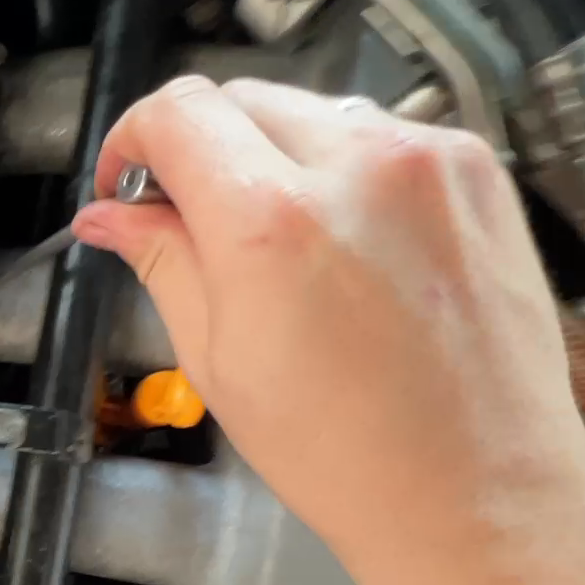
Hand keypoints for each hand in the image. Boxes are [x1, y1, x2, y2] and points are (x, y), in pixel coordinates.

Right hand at [73, 77, 584, 567]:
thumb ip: (160, 262)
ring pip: (302, 110)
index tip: (123, 182)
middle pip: (237, 99)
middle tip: (172, 216)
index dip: (130, 141)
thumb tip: (112, 219)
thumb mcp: (212, 358)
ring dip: (254, 157)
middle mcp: (360, 169)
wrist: (469, 484)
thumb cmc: (338, 448)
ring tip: (250, 240)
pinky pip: (368, 136)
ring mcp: (430, 161)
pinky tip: (317, 241)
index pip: (178, 116)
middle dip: (188, 148)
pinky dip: (321, 169)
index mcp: (273, 224)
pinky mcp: (473, 172)